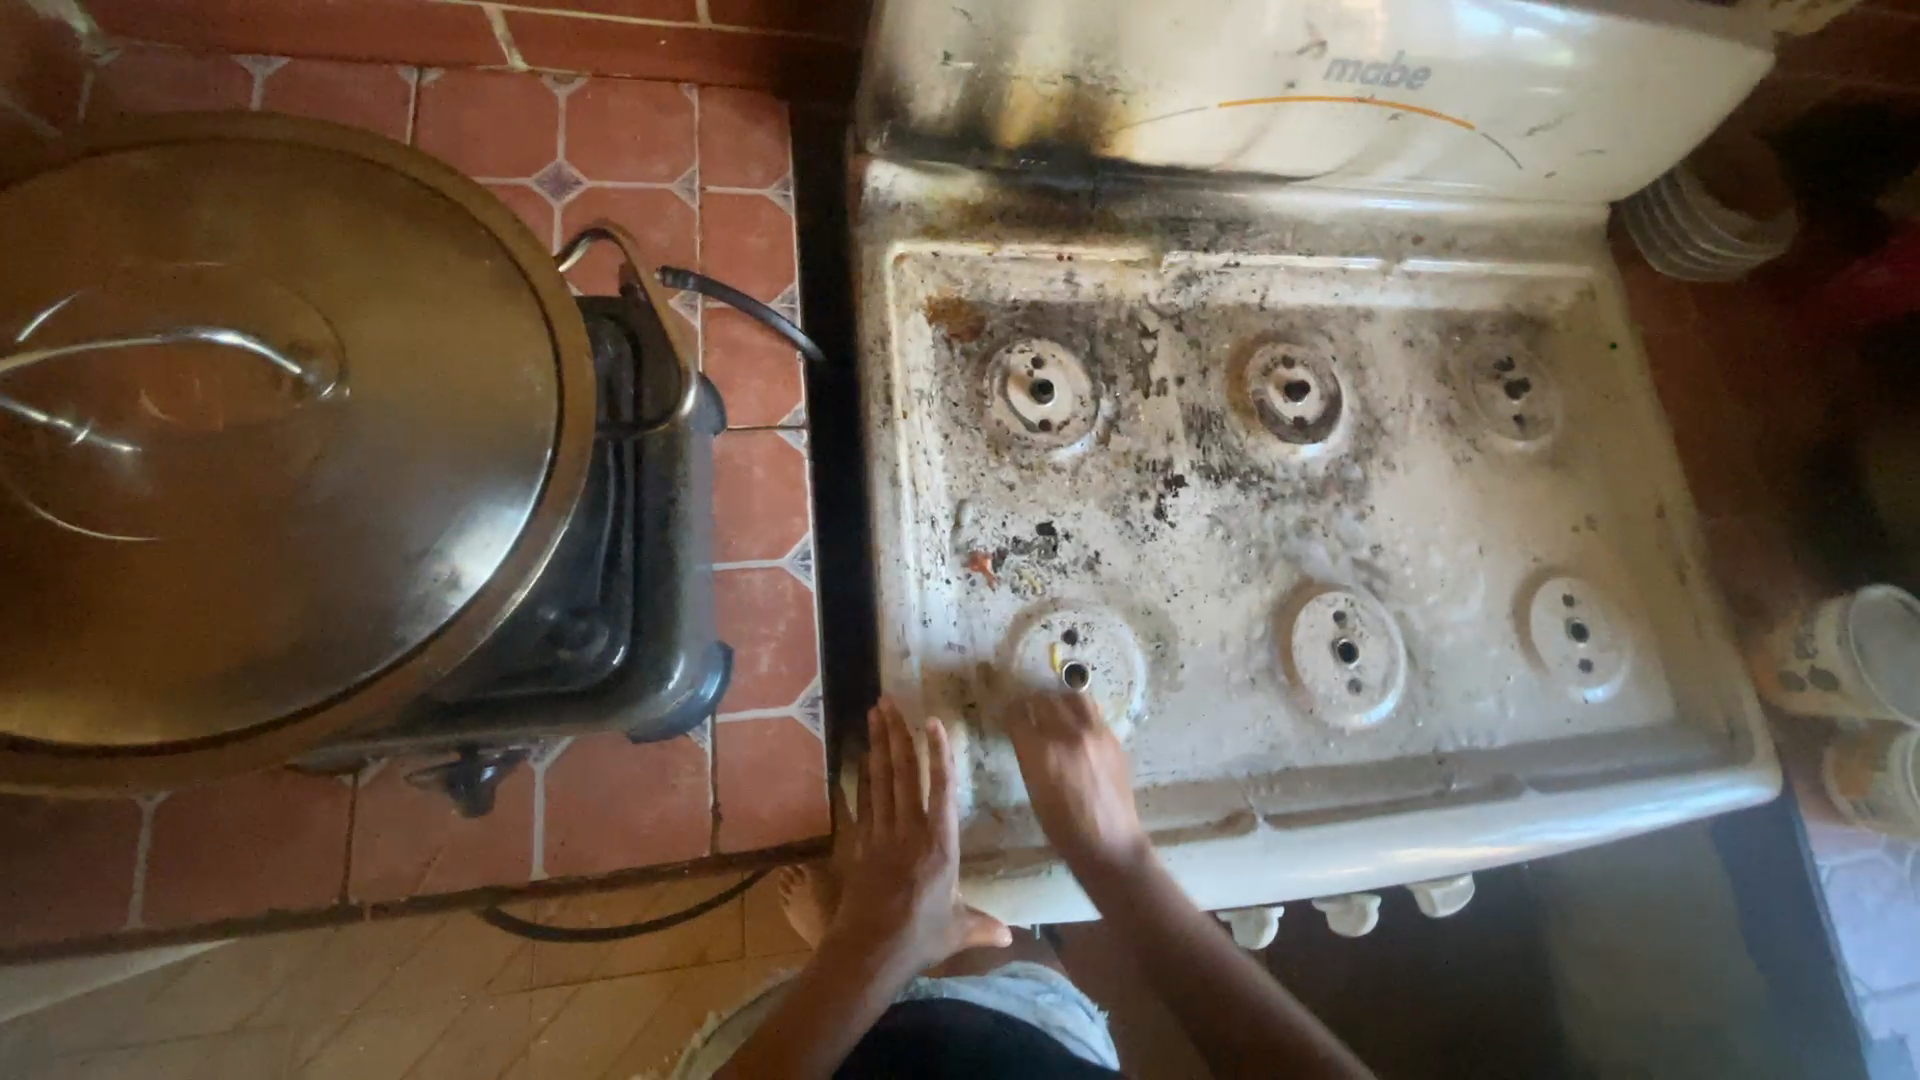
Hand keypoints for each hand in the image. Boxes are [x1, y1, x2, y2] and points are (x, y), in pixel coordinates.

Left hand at [827, 698, 1010, 972]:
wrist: (869, 952)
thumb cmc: (919, 937)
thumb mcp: (958, 929)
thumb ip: (983, 926)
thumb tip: (1012, 938)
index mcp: (940, 844)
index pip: (941, 789)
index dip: (939, 754)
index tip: (934, 723)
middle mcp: (910, 829)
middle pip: (903, 772)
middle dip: (897, 734)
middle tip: (888, 701)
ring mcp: (881, 833)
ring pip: (880, 779)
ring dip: (877, 744)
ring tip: (875, 713)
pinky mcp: (861, 842)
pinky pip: (863, 800)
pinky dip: (862, 776)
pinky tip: (861, 756)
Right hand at [1005, 692, 1151, 876]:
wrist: (1109, 843)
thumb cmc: (1063, 827)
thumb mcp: (1034, 789)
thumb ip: (1028, 753)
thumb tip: (1023, 730)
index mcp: (1042, 752)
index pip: (1018, 715)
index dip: (1010, 711)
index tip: (1008, 712)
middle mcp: (1069, 734)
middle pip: (1044, 699)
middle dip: (1031, 701)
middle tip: (1027, 708)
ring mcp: (1095, 733)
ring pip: (1072, 696)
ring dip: (1058, 698)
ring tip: (1053, 707)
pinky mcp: (1112, 738)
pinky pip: (1092, 712)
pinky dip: (1078, 711)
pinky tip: (1074, 723)